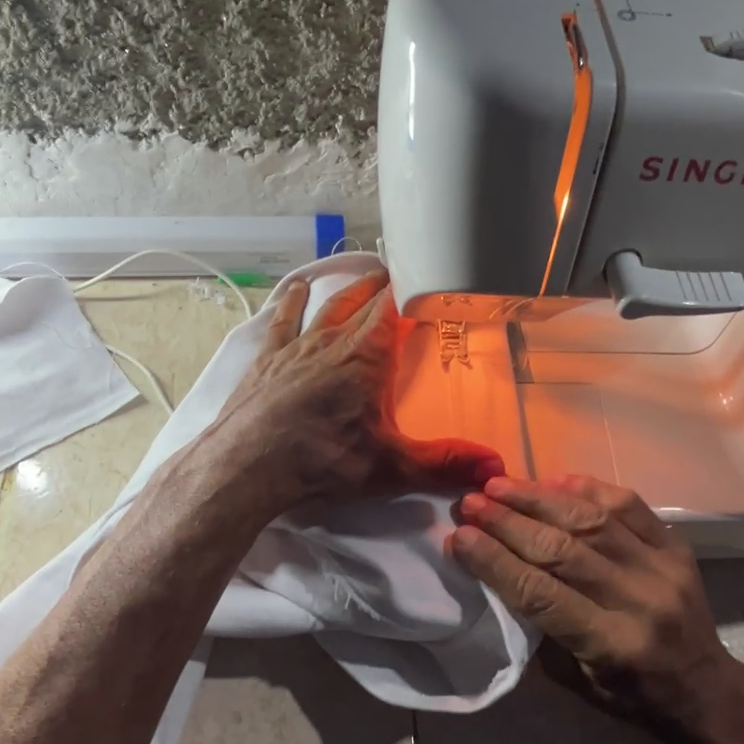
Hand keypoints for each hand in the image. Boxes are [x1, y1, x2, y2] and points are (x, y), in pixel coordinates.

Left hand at [206, 271, 503, 511]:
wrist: (248, 464)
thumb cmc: (321, 460)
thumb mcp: (390, 466)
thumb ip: (443, 462)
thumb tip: (494, 464)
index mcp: (367, 356)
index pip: (394, 307)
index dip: (411, 291)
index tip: (426, 281)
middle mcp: (332, 340)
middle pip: (362, 300)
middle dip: (382, 287)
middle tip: (397, 276)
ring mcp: (296, 346)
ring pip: (326, 306)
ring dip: (346, 292)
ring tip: (360, 278)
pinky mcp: (266, 358)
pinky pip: (283, 320)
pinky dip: (293, 303)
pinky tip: (296, 291)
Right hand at [448, 474, 734, 728]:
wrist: (705, 689)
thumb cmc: (628, 692)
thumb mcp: (574, 678)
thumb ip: (538, 627)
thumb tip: (496, 572)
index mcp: (610, 643)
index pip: (540, 593)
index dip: (495, 562)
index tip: (458, 537)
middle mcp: (639, 600)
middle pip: (563, 550)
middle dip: (509, 523)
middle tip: (471, 502)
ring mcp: (663, 568)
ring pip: (592, 520)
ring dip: (539, 498)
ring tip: (501, 485)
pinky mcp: (677, 547)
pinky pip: (629, 505)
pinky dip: (587, 488)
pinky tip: (553, 481)